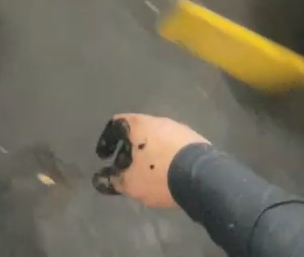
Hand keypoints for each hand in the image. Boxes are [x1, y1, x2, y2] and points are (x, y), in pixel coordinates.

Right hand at [92, 113, 209, 208]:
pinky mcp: (192, 138)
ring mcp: (176, 127)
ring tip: (146, 171)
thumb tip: (102, 178)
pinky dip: (164, 155)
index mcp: (139, 124)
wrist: (201, 175)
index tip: (104, 157)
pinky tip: (166, 171)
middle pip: (137, 130)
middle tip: (125, 166)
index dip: (106, 139)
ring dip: (148, 151)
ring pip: (156, 137)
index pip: (116, 123)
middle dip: (129, 148)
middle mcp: (157, 120)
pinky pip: (172, 144)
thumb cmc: (159, 174)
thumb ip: (115, 179)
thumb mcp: (132, 182)